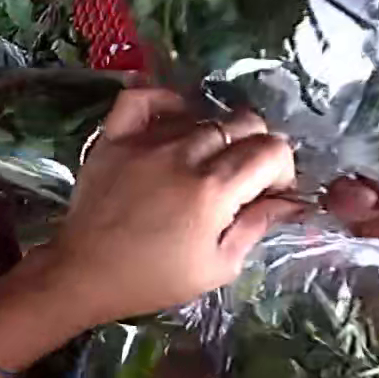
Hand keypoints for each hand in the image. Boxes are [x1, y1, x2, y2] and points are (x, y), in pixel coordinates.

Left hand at [40, 88, 302, 326]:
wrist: (85, 273)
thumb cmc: (153, 279)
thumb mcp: (217, 266)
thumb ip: (256, 225)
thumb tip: (293, 201)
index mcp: (214, 190)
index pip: (272, 150)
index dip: (281, 169)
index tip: (269, 192)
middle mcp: (183, 155)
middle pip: (242, 123)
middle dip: (256, 147)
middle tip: (242, 176)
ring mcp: (146, 141)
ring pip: (200, 114)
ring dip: (215, 133)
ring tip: (205, 161)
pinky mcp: (114, 137)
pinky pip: (141, 98)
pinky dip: (164, 101)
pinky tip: (175, 118)